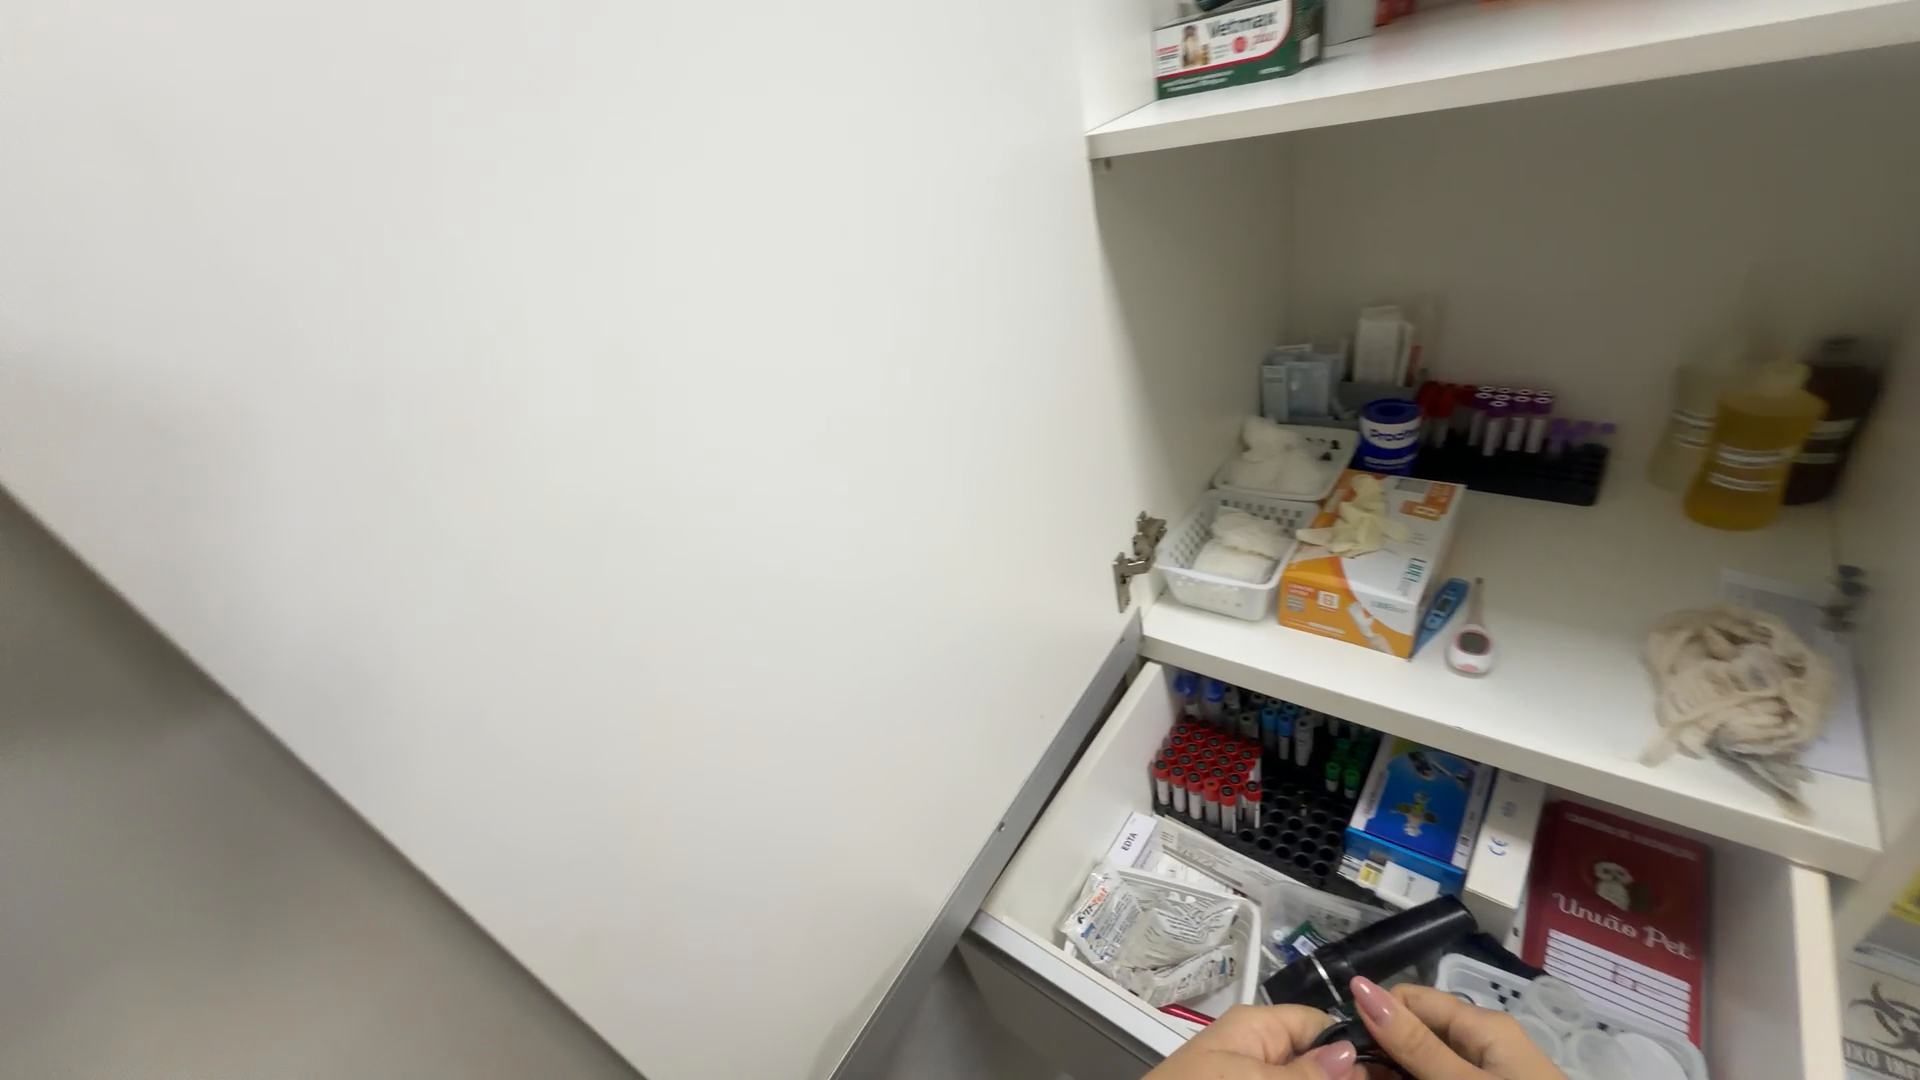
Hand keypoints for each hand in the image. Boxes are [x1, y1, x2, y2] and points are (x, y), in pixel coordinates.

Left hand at [1143, 1004, 1358, 1079]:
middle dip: (1348, 1077)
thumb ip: (1306, 1073)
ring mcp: (1254, 1078)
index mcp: (1258, 1029)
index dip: (1357, 1049)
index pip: (1319, 1024)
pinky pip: (1281, 1078)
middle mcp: (1260, 1052)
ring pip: (1306, 1078)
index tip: (1403, 1075)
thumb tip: (1351, 1051)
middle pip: (1320, 1066)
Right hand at [1348, 977, 1565, 1079]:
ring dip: (1393, 1078)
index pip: (1407, 999)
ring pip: (1423, 1067)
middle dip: (1379, 1058)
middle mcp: (1484, 1044)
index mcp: (1483, 1026)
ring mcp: (1489, 1077)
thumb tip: (1357, 983)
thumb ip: (1413, 1043)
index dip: (1373, 1018)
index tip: (1343, 1054)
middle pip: (1413, 1034)